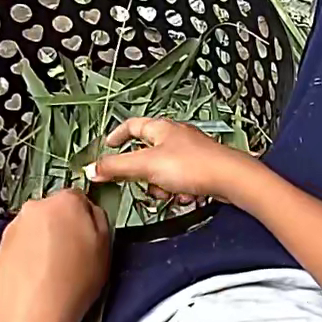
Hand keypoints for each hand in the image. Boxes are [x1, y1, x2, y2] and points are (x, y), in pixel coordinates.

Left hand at [0, 190, 109, 321]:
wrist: (29, 316)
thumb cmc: (68, 286)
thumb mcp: (106, 249)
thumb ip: (100, 221)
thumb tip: (93, 214)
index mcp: (65, 201)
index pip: (81, 198)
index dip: (89, 220)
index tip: (91, 235)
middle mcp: (35, 209)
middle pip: (57, 212)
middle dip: (67, 229)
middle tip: (79, 256)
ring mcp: (15, 228)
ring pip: (39, 230)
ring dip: (49, 245)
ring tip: (61, 274)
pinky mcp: (1, 248)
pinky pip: (24, 247)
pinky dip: (33, 259)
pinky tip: (44, 280)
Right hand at [87, 117, 266, 203]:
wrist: (229, 179)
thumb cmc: (192, 165)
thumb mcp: (146, 166)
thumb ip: (117, 168)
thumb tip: (91, 169)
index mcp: (161, 128)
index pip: (132, 125)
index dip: (117, 136)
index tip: (108, 147)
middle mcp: (176, 136)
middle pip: (147, 155)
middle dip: (143, 175)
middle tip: (145, 184)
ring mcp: (190, 152)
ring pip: (163, 172)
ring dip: (162, 186)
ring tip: (171, 192)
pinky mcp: (201, 169)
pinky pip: (180, 181)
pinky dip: (180, 191)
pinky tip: (187, 196)